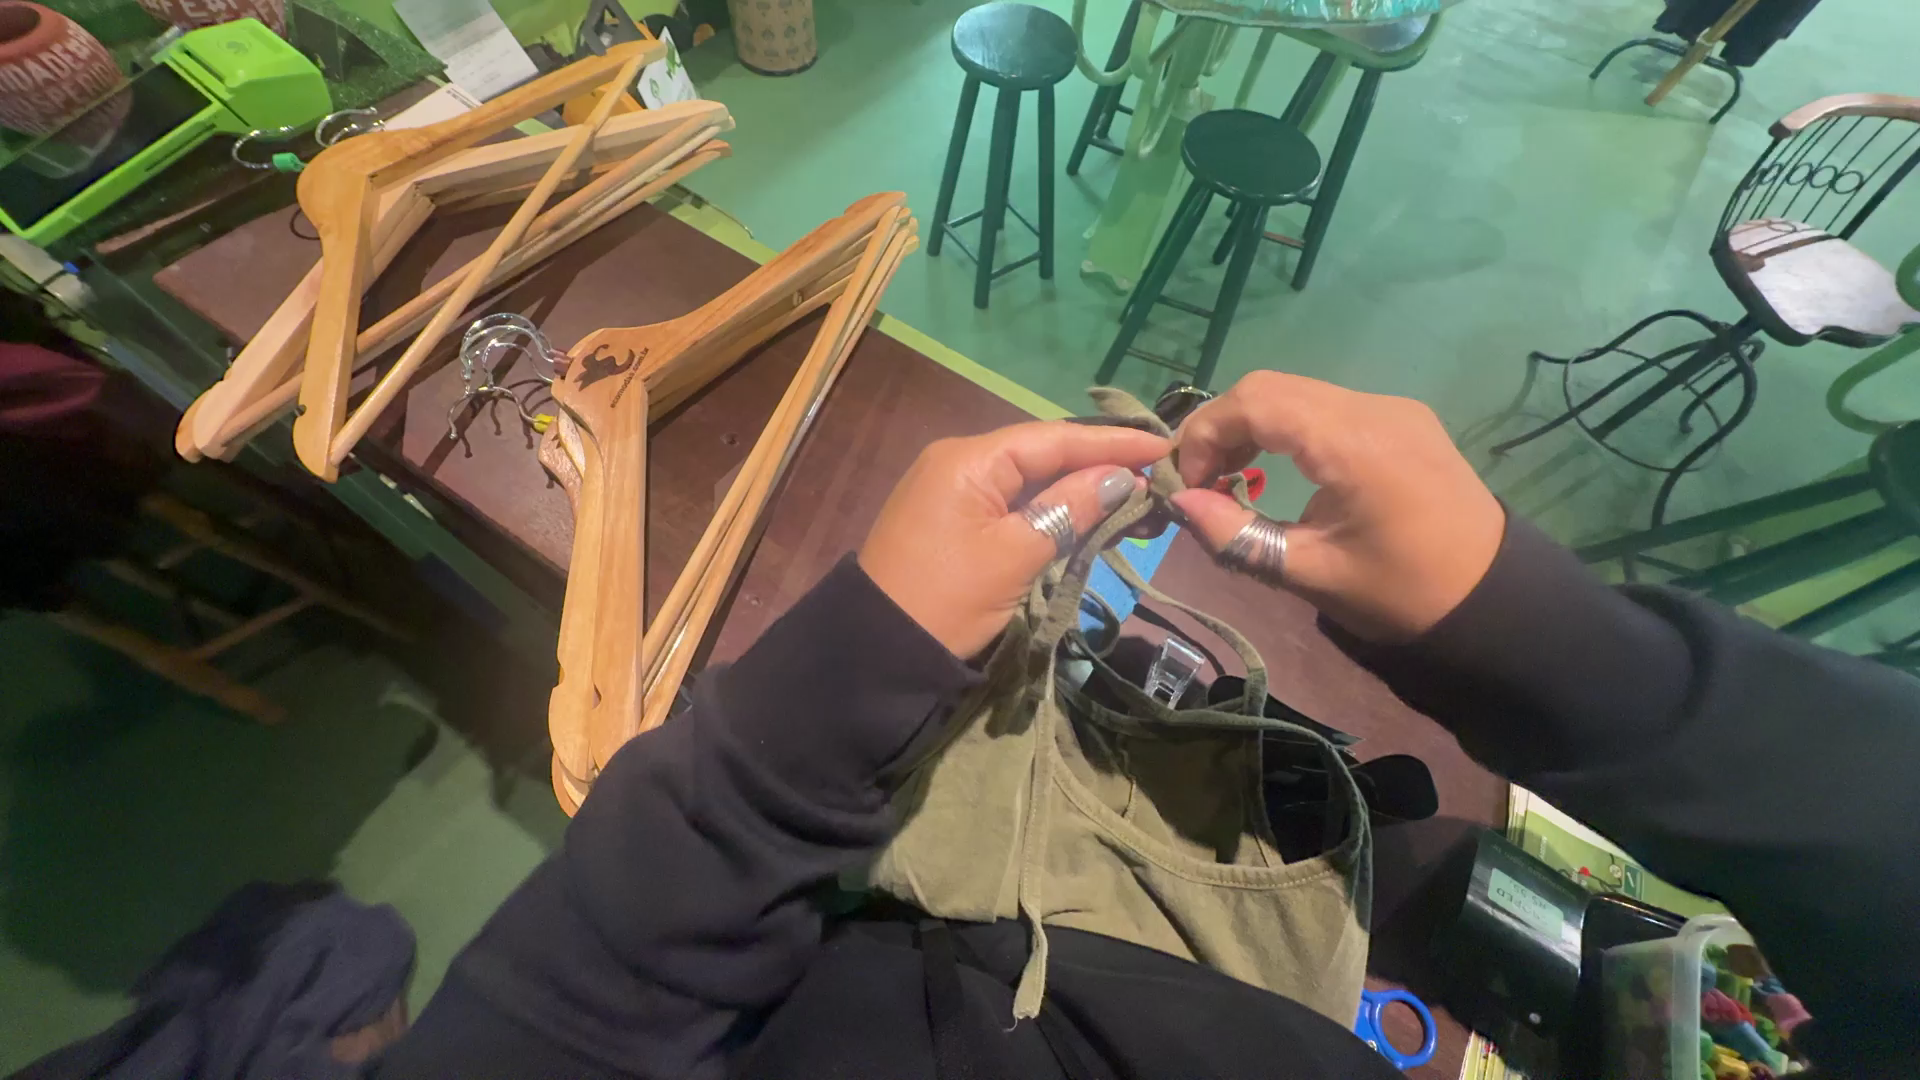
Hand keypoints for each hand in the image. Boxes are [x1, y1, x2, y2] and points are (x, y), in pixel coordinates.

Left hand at [859, 421, 1166, 658]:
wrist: (877, 652)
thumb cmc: (947, 600)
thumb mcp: (1015, 555)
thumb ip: (1068, 509)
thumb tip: (1120, 478)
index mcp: (968, 460)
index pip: (1052, 438)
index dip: (1110, 443)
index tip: (1163, 448)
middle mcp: (959, 463)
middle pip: (1041, 455)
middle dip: (1098, 467)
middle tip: (1156, 479)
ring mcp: (953, 492)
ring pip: (1029, 482)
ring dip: (1077, 492)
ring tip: (1134, 501)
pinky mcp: (953, 521)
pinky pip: (1011, 506)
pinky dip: (1049, 512)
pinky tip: (1086, 517)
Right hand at [1169, 372, 1504, 642]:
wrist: (1494, 596)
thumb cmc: (1401, 592)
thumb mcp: (1309, 573)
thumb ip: (1235, 536)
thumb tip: (1179, 503)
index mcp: (1354, 445)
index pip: (1254, 403)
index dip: (1204, 434)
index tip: (1187, 484)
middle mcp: (1371, 409)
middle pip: (1267, 388)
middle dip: (1217, 428)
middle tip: (1199, 480)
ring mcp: (1387, 407)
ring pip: (1289, 392)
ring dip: (1245, 426)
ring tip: (1226, 476)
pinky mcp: (1394, 417)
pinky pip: (1318, 405)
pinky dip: (1277, 427)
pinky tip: (1268, 466)